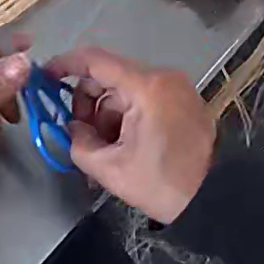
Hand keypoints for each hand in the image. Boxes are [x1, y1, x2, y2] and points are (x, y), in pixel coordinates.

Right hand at [45, 46, 214, 222]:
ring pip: (122, 88)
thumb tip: (72, 127)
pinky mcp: (182, 100)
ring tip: (106, 146)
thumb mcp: (108, 168)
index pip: (94, 60)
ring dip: (104, 112)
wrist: (219, 203)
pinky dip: (124, 115)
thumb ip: (77, 140)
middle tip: (80, 132)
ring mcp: (175, 88)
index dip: (63, 65)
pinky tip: (124, 143)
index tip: (44, 78)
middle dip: (86, 102)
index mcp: (145, 87)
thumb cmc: (163, 184)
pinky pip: (140, 97)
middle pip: (106, 75)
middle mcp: (162, 78)